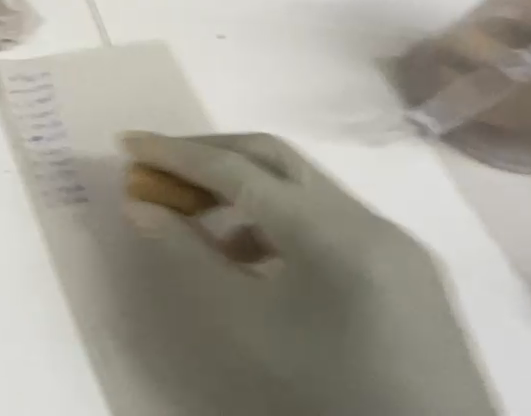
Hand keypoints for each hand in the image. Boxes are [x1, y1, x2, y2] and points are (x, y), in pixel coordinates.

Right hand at [122, 132, 498, 415]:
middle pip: (273, 159)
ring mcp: (395, 245)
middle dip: (208, 155)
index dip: (174, 153)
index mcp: (332, 231)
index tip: (125, 143)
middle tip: (157, 167)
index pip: (236, 169)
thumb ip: (186, 252)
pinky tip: (248, 253)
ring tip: (195, 214)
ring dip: (240, 186)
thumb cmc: (325, 387)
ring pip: (300, 185)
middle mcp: (369, 221)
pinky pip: (327, 218)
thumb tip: (140, 205)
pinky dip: (275, 217)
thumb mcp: (242, 320)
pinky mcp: (405, 270)